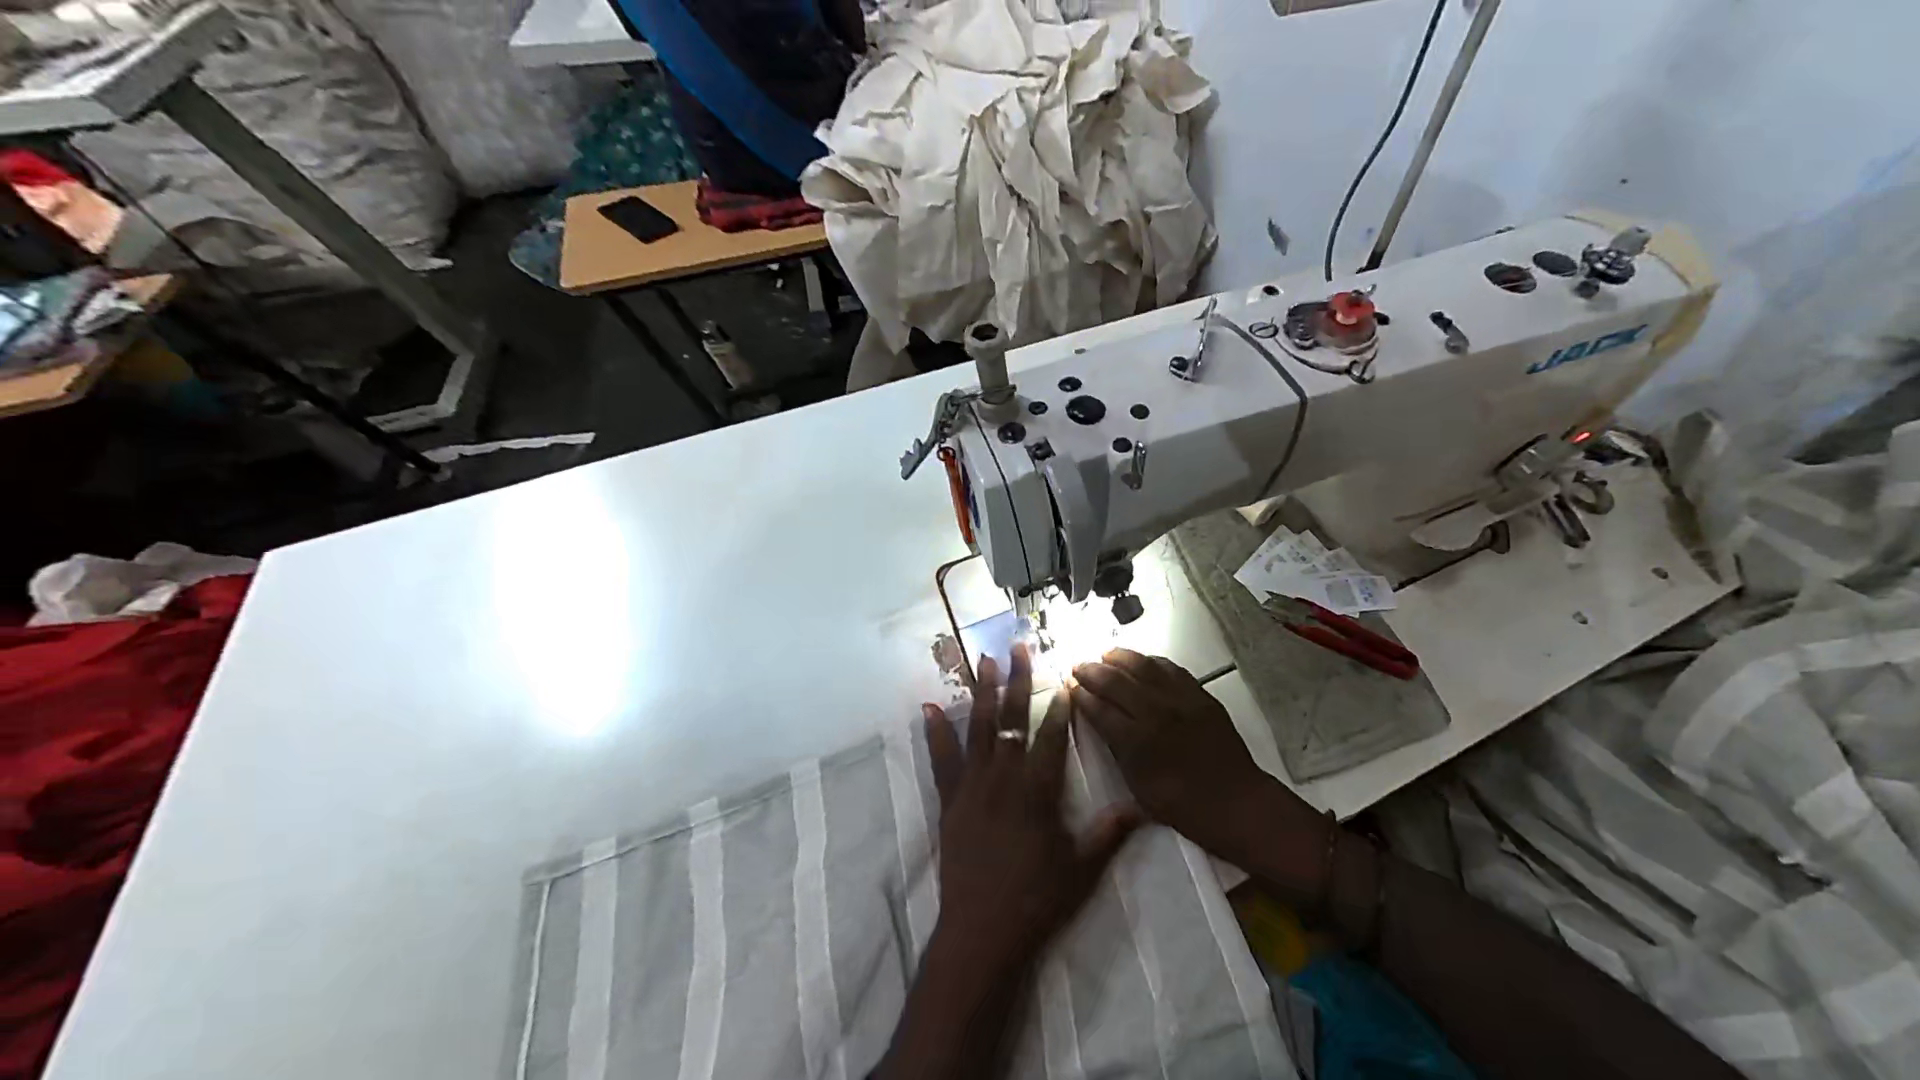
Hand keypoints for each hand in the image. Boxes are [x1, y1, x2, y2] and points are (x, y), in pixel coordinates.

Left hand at [923, 643, 1140, 978]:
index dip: (1060, 708)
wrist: (982, 931)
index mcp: (1037, 793)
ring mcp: (972, 787)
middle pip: (1013, 721)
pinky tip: (928, 707)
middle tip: (1021, 647)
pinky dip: (935, 732)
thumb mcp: (1082, 870)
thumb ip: (1108, 834)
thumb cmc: (1037, 900)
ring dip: (983, 693)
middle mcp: (1003, 779)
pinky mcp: (949, 801)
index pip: (1051, 739)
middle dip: (1019, 682)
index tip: (1065, 679)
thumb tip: (1139, 806)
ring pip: (979, 730)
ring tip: (984, 660)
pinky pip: (941, 759)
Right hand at [1070, 649, 1321, 867]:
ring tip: (1104, 655)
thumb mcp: (1139, 786)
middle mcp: (1155, 713)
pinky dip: (1151, 661)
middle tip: (1077, 667)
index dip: (1080, 696)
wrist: (1236, 803)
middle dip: (1091, 671)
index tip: (1068, 687)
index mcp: (1136, 741)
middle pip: (1115, 681)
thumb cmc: (1183, 806)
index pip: (1099, 708)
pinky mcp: (1200, 695)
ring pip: (1143, 666)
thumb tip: (1100, 722)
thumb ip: (1118, 750)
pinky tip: (1141, 661)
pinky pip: (1170, 668)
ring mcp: (1180, 700)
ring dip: (1119, 658)